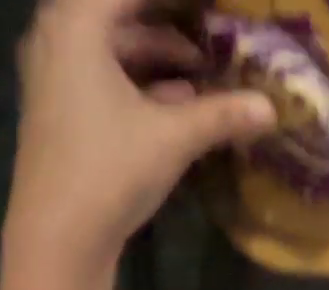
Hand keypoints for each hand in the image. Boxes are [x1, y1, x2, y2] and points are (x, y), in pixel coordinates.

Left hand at [8, 0, 275, 264]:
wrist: (60, 229)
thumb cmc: (110, 166)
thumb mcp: (174, 137)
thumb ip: (222, 116)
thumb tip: (271, 108)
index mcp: (76, 27)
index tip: (212, 6)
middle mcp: (57, 39)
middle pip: (119, 15)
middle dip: (168, 25)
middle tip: (215, 35)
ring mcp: (56, 76)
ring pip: (115, 49)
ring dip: (160, 57)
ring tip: (206, 74)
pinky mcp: (65, 109)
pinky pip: (107, 76)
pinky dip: (144, 82)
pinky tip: (182, 104)